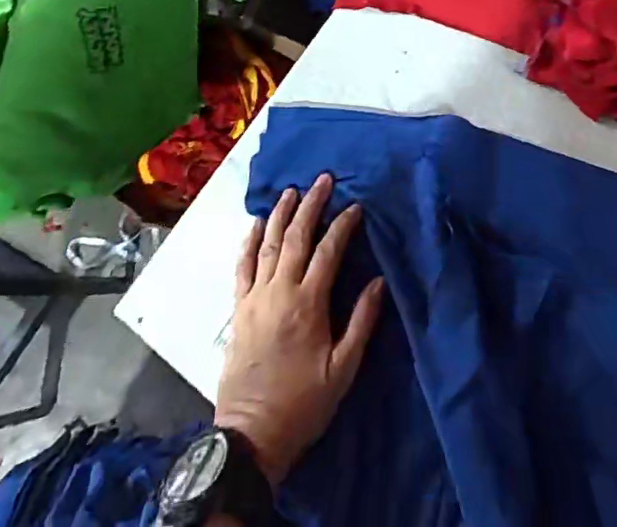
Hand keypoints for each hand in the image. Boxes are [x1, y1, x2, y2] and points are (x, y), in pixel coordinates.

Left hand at [212, 173, 387, 486]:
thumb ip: (362, 321)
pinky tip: (254, 225)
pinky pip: (241, 267)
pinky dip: (248, 242)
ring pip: (267, 246)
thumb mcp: (343, 369)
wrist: (250, 436)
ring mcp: (254, 299)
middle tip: (323, 180)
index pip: (328, 252)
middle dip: (311, 206)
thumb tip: (378, 281)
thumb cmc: (303, 404)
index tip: (356, 207)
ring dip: (280, 215)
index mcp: (307, 305)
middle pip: (295, 238)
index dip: (343, 226)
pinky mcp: (238, 310)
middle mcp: (278, 293)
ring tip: (291, 191)